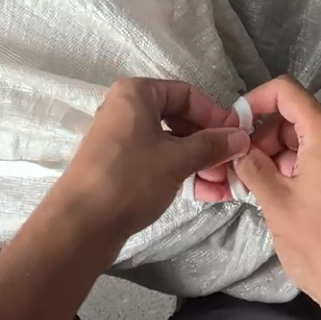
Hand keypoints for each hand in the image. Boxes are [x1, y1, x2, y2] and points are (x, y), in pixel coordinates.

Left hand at [40, 78, 250, 251]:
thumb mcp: (176, 160)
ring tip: (224, 183)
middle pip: (179, 118)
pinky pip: (158, 161)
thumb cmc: (129, 179)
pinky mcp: (121, 166)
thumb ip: (211, 145)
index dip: (214, 114)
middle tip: (232, 163)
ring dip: (199, 161)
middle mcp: (127, 109)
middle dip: (208, 142)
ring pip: (171, 143)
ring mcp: (122, 139)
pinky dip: (181, 172)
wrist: (79, 226)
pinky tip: (205, 191)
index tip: (236, 136)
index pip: (186, 94)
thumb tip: (241, 136)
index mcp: (137, 93)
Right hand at [224, 75, 320, 319]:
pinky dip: (288, 167)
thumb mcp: (276, 202)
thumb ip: (251, 166)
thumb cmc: (319, 243)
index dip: (256, 100)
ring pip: (299, 137)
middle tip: (239, 165)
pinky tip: (271, 193)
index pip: (286, 91)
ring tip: (250, 185)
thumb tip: (234, 146)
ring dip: (272, 154)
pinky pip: (311, 157)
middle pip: (291, 115)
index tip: (234, 125)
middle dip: (261, 134)